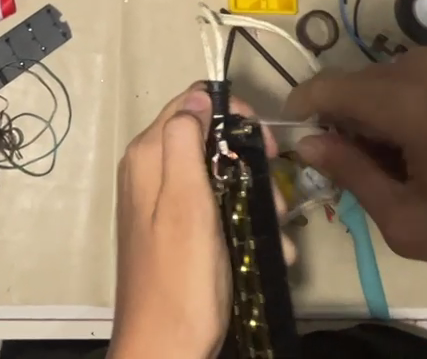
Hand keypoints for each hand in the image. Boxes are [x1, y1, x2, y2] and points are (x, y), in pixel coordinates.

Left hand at [112, 84, 274, 358]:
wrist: (165, 352)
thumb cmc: (181, 275)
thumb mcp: (186, 200)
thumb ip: (185, 140)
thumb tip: (197, 95)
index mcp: (148, 155)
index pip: (190, 102)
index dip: (231, 112)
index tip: (264, 143)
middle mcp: (149, 170)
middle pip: (205, 137)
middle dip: (247, 157)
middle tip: (276, 185)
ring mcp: (160, 202)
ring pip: (216, 174)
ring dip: (253, 193)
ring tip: (278, 226)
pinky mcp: (175, 231)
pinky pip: (212, 206)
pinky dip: (240, 218)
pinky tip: (267, 245)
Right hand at [286, 43, 426, 290]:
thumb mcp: (415, 223)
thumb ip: (352, 175)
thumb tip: (308, 143)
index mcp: (406, 99)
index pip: (327, 87)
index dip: (302, 108)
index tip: (293, 137)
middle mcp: (424, 60)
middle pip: (357, 82)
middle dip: (347, 120)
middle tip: (365, 174)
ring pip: (387, 78)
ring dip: (379, 113)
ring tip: (408, 167)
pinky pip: (418, 75)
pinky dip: (409, 104)